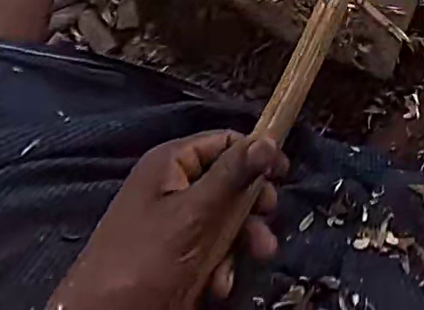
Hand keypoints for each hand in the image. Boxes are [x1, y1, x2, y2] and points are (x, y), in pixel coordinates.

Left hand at [48, 130, 286, 309]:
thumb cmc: (141, 265)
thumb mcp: (193, 215)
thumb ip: (234, 174)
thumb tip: (270, 137)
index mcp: (170, 164)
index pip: (225, 141)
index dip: (256, 154)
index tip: (282, 174)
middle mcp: (171, 187)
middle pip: (229, 179)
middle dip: (251, 205)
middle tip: (269, 218)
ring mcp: (170, 224)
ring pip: (224, 216)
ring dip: (242, 238)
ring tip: (257, 255)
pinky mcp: (170, 257)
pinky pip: (209, 247)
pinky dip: (221, 263)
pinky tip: (220, 285)